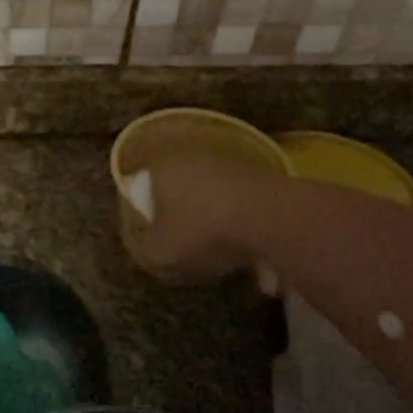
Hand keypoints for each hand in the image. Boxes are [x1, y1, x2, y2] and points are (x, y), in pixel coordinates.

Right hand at [121, 155, 279, 284]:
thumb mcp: (159, 251)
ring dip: (213, 222)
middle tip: (187, 248)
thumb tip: (140, 242)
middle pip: (178, 193)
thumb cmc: (202, 230)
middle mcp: (189, 159)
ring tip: (222, 253)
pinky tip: (248, 248)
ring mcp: (228, 165)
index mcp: (159, 170)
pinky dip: (240, 223)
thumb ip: (142, 247)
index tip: (155, 240)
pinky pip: (240, 204)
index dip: (146, 218)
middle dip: (181, 219)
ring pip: (211, 198)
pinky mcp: (260, 176)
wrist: (272, 218)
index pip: (141, 192)